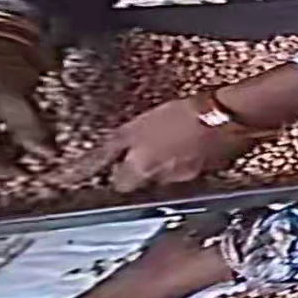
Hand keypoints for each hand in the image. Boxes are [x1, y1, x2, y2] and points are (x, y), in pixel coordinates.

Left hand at [63, 96, 257, 192]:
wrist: (234, 113)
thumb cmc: (183, 117)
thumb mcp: (130, 131)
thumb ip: (101, 156)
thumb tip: (64, 176)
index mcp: (142, 172)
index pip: (119, 185)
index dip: (118, 172)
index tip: (119, 162)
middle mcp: (168, 180)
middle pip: (150, 182)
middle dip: (149, 169)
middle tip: (152, 148)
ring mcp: (199, 174)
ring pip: (177, 174)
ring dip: (175, 162)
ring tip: (179, 142)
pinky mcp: (223, 165)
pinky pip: (204, 166)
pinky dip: (199, 157)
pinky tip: (202, 142)